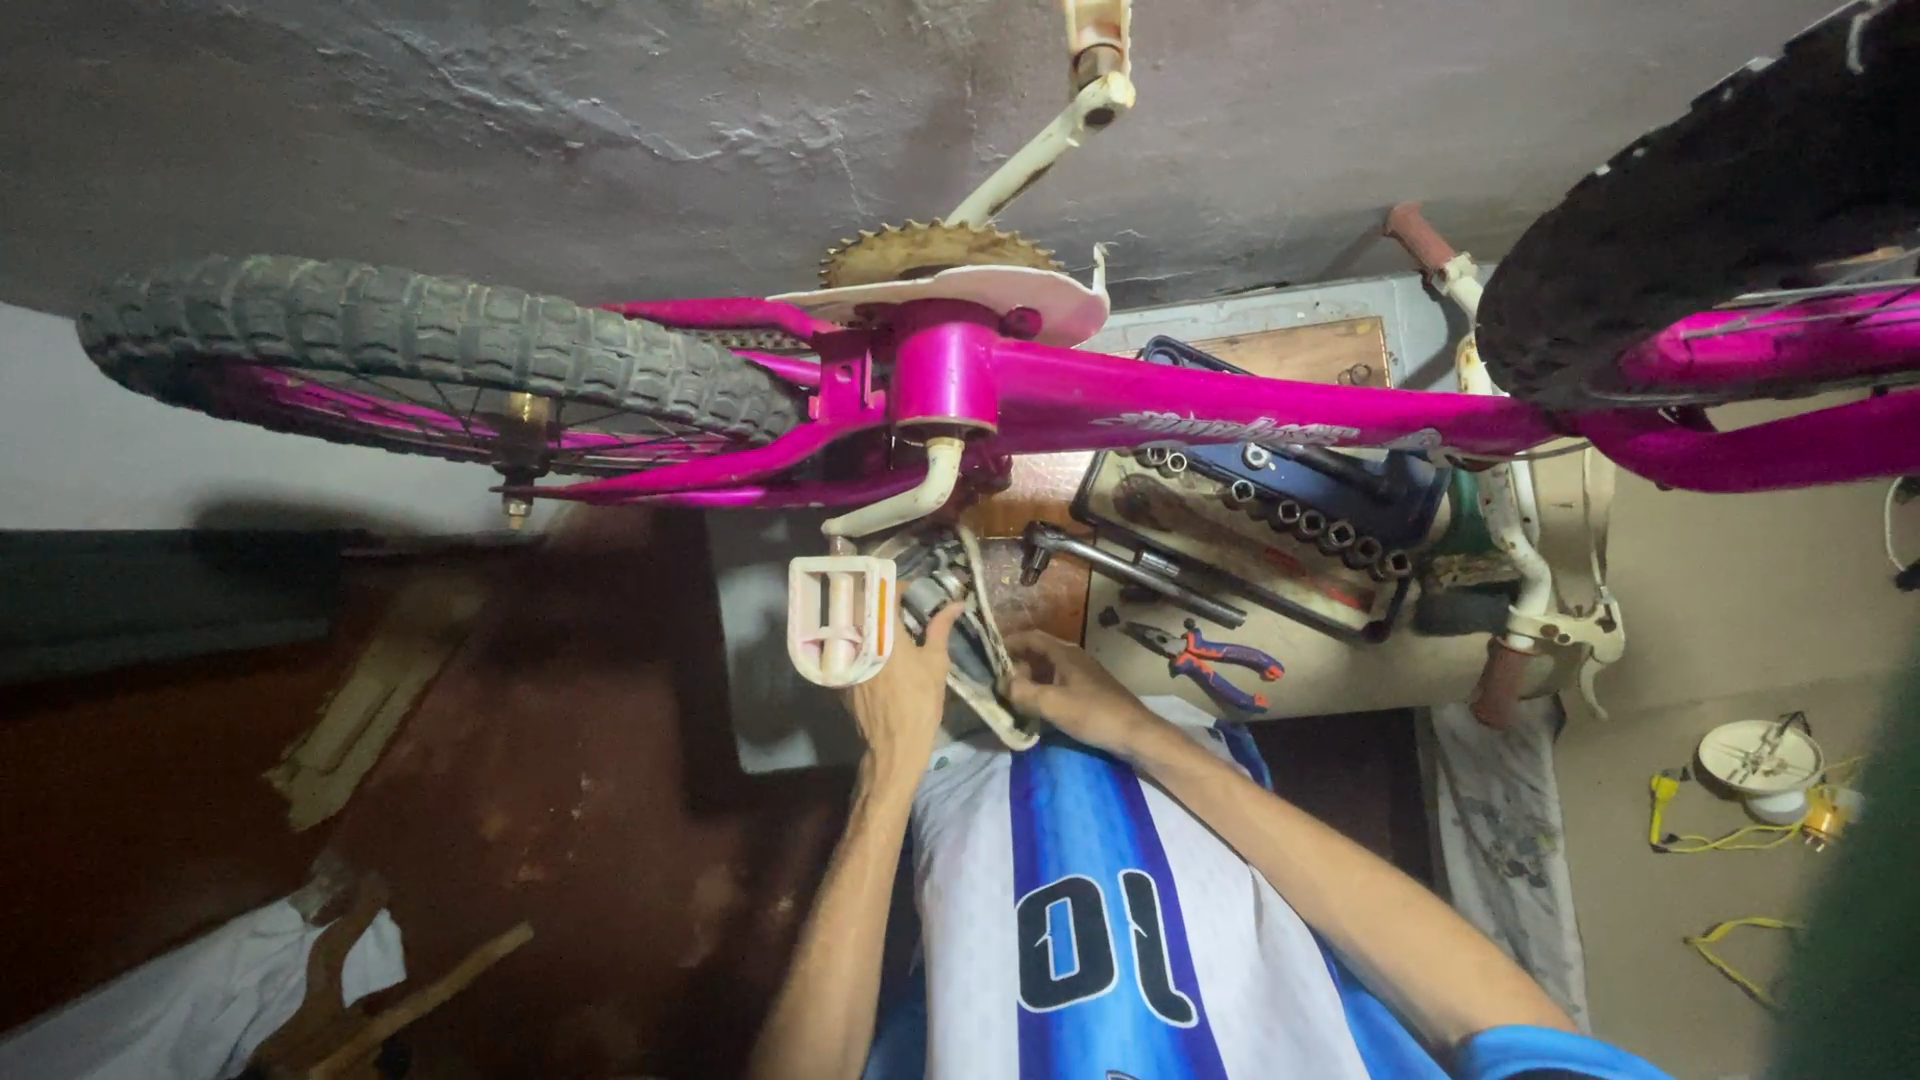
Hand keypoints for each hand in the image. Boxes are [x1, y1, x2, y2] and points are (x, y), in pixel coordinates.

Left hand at [842, 604, 963, 775]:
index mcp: (883, 632)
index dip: (899, 589)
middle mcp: (858, 639)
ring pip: (853, 625)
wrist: (894, 745)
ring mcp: (844, 657)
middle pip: (863, 606)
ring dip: (870, 620)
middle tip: (901, 609)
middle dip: (882, 602)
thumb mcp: (935, 663)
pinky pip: (847, 646)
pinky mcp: (839, 674)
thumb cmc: (920, 702)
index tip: (913, 596)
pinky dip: (861, 641)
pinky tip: (877, 652)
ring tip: (890, 629)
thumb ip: (940, 628)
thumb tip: (955, 604)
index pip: (884, 593)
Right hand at [1006, 630, 1173, 757]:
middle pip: (1038, 654)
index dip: (1008, 643)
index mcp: (1065, 652)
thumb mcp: (1051, 703)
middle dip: (1016, 665)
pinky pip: (1058, 685)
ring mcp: (1082, 675)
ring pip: (1047, 671)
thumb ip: (1021, 691)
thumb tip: (1001, 683)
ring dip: (1029, 681)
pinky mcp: (1088, 692)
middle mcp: (1073, 658)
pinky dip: (1042, 692)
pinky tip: (1035, 709)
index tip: (988, 655)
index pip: (1031, 637)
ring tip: (1011, 697)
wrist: (1136, 734)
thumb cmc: (1093, 714)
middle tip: (998, 683)